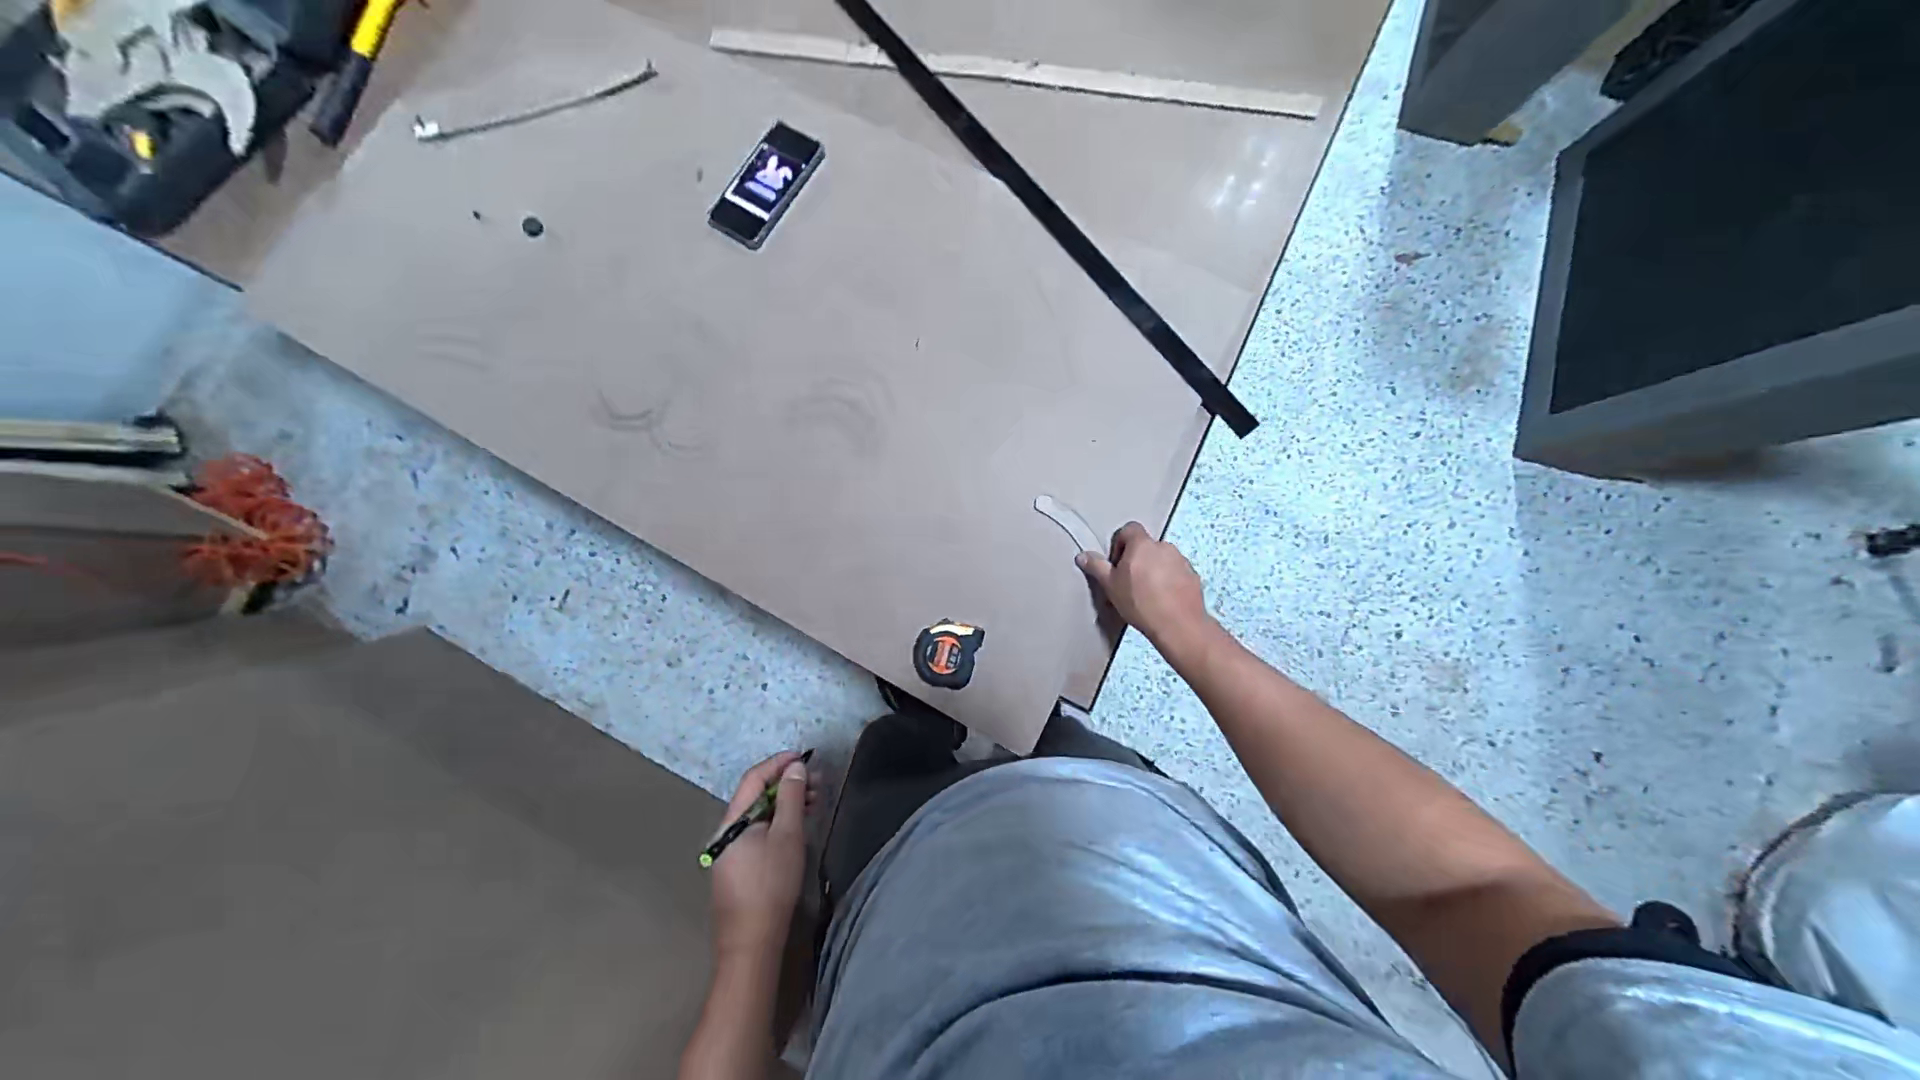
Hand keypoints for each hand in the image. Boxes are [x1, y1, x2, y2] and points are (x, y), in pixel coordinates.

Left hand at [708, 751, 810, 964]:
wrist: (751, 943)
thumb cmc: (771, 884)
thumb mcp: (788, 835)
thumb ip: (791, 797)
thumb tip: (795, 767)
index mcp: (732, 821)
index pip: (754, 778)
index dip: (779, 763)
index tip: (805, 757)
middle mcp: (726, 831)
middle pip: (755, 795)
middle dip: (786, 783)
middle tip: (817, 781)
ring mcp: (730, 850)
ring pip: (759, 814)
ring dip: (785, 802)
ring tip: (814, 801)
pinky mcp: (738, 866)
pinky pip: (758, 830)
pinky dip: (779, 821)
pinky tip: (798, 824)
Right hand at [1076, 522, 1213, 648]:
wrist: (1178, 625)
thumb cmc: (1140, 602)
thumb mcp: (1110, 586)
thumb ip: (1097, 567)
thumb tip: (1083, 556)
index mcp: (1142, 544)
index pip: (1129, 529)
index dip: (1120, 543)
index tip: (1116, 563)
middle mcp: (1164, 546)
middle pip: (1146, 546)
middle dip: (1137, 559)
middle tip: (1129, 581)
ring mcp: (1181, 560)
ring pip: (1162, 559)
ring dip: (1154, 569)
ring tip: (1147, 593)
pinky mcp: (1193, 575)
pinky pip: (1176, 572)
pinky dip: (1169, 580)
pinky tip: (1163, 599)